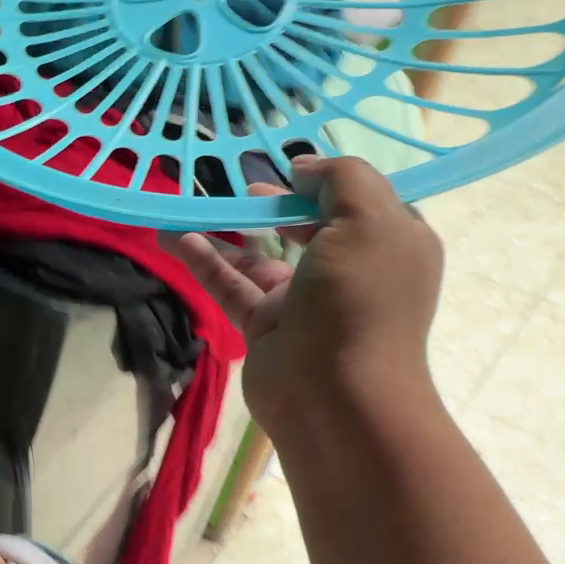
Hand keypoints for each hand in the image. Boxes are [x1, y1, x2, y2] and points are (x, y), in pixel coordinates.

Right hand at [160, 156, 443, 438]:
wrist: (335, 395)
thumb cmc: (360, 300)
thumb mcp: (369, 220)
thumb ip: (342, 179)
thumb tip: (303, 167)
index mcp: (389, 243)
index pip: (358, 202)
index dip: (325, 181)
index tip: (288, 168)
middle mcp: (348, 271)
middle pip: (305, 228)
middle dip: (271, 205)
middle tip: (237, 186)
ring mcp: (304, 302)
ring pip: (260, 258)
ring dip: (225, 233)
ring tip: (184, 209)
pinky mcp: (265, 327)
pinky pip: (232, 286)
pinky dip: (205, 262)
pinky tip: (175, 239)